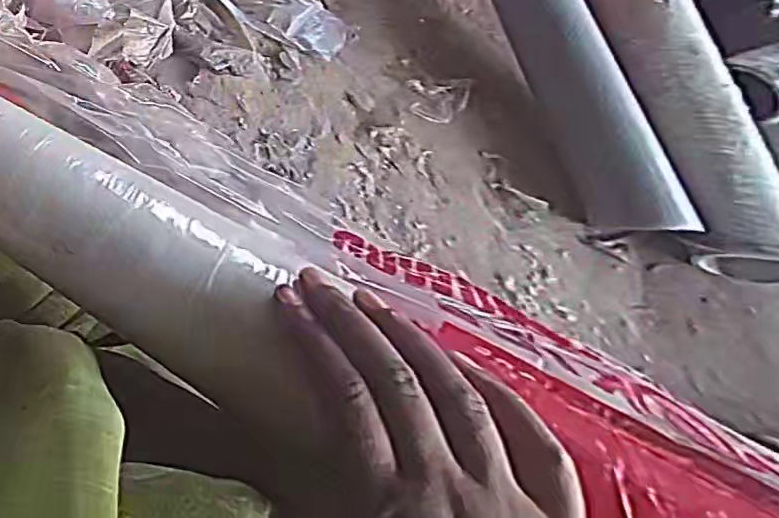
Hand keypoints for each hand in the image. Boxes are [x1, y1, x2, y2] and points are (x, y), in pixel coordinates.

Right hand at [276, 268, 582, 517]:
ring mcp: (511, 503)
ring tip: (375, 304)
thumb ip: (291, 491)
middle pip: (396, 380)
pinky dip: (501, 394)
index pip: (345, 394)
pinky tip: (466, 363)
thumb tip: (242, 443)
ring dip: (412, 339)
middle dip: (350, 321)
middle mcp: (450, 489)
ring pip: (461, 396)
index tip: (285, 300)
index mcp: (389, 504)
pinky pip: (536, 442)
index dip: (312, 338)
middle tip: (319, 284)